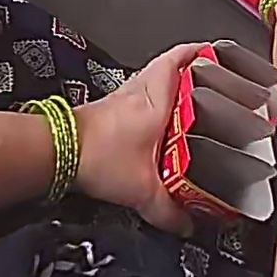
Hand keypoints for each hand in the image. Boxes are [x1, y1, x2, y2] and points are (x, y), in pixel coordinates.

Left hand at [73, 42, 203, 236]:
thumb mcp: (142, 189)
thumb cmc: (99, 156)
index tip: (217, 53)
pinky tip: (161, 122)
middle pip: (169, 65)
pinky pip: (140, 94)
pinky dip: (155, 100)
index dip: (199, 51)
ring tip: (192, 100)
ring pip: (153, 78)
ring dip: (172, 83)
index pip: (179, 58)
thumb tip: (189, 224)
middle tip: (211, 78)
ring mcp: (123, 95)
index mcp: (156, 97)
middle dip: (190, 67)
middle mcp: (140, 89)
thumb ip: (170, 211)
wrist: (59, 150)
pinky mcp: (111, 107)